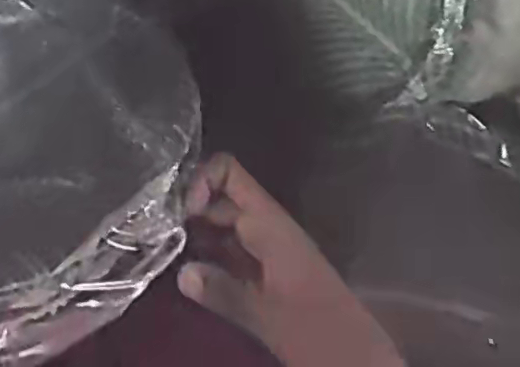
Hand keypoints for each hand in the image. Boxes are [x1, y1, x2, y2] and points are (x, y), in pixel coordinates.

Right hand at [179, 155, 403, 366]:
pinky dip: (210, 253)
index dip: (201, 181)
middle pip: (221, 197)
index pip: (228, 172)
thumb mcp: (268, 317)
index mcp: (268, 222)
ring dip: (197, 232)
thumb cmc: (319, 334)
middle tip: (159, 232)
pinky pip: (232, 248)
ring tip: (166, 250)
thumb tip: (182, 272)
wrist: (360, 363)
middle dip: (190, 208)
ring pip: (224, 223)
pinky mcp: (267, 272)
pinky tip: (190, 274)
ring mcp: (267, 247)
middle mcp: (266, 225)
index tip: (182, 214)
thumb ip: (223, 292)